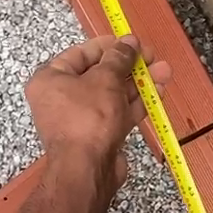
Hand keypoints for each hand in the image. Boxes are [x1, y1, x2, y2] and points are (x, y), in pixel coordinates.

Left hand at [24, 35, 169, 183]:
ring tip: (162, 72)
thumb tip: (128, 43)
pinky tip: (157, 94)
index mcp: (50, 80)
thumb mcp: (105, 79)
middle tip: (150, 57)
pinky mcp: (97, 137)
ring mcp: (80, 120)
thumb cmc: (86, 121)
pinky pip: (117, 114)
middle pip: (99, 75)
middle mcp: (61, 100)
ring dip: (138, 84)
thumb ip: (119, 58)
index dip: (108, 46)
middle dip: (129, 66)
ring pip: (112, 96)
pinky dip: (135, 104)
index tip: (129, 42)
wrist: (88, 170)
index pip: (80, 54)